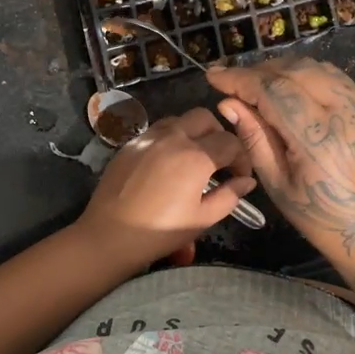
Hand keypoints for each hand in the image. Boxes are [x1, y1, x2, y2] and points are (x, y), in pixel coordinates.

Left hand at [73, 107, 255, 269]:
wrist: (110, 235)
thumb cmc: (160, 231)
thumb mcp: (202, 219)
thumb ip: (229, 195)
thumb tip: (245, 181)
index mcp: (195, 156)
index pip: (230, 142)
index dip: (241, 159)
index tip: (239, 177)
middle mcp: (172, 138)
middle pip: (205, 118)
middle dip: (218, 135)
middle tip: (218, 160)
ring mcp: (147, 138)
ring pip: (178, 120)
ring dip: (192, 132)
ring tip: (193, 158)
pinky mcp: (129, 145)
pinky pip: (156, 131)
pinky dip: (169, 139)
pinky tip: (167, 163)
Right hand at [206, 59, 354, 264]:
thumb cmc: (319, 216)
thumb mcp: (276, 183)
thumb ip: (253, 138)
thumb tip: (227, 104)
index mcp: (317, 139)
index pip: (273, 91)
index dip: (240, 79)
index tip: (214, 77)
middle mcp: (345, 114)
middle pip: (295, 71)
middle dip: (258, 71)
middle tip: (233, 82)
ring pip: (316, 68)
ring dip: (282, 69)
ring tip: (258, 83)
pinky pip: (335, 78)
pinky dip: (306, 75)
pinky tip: (289, 88)